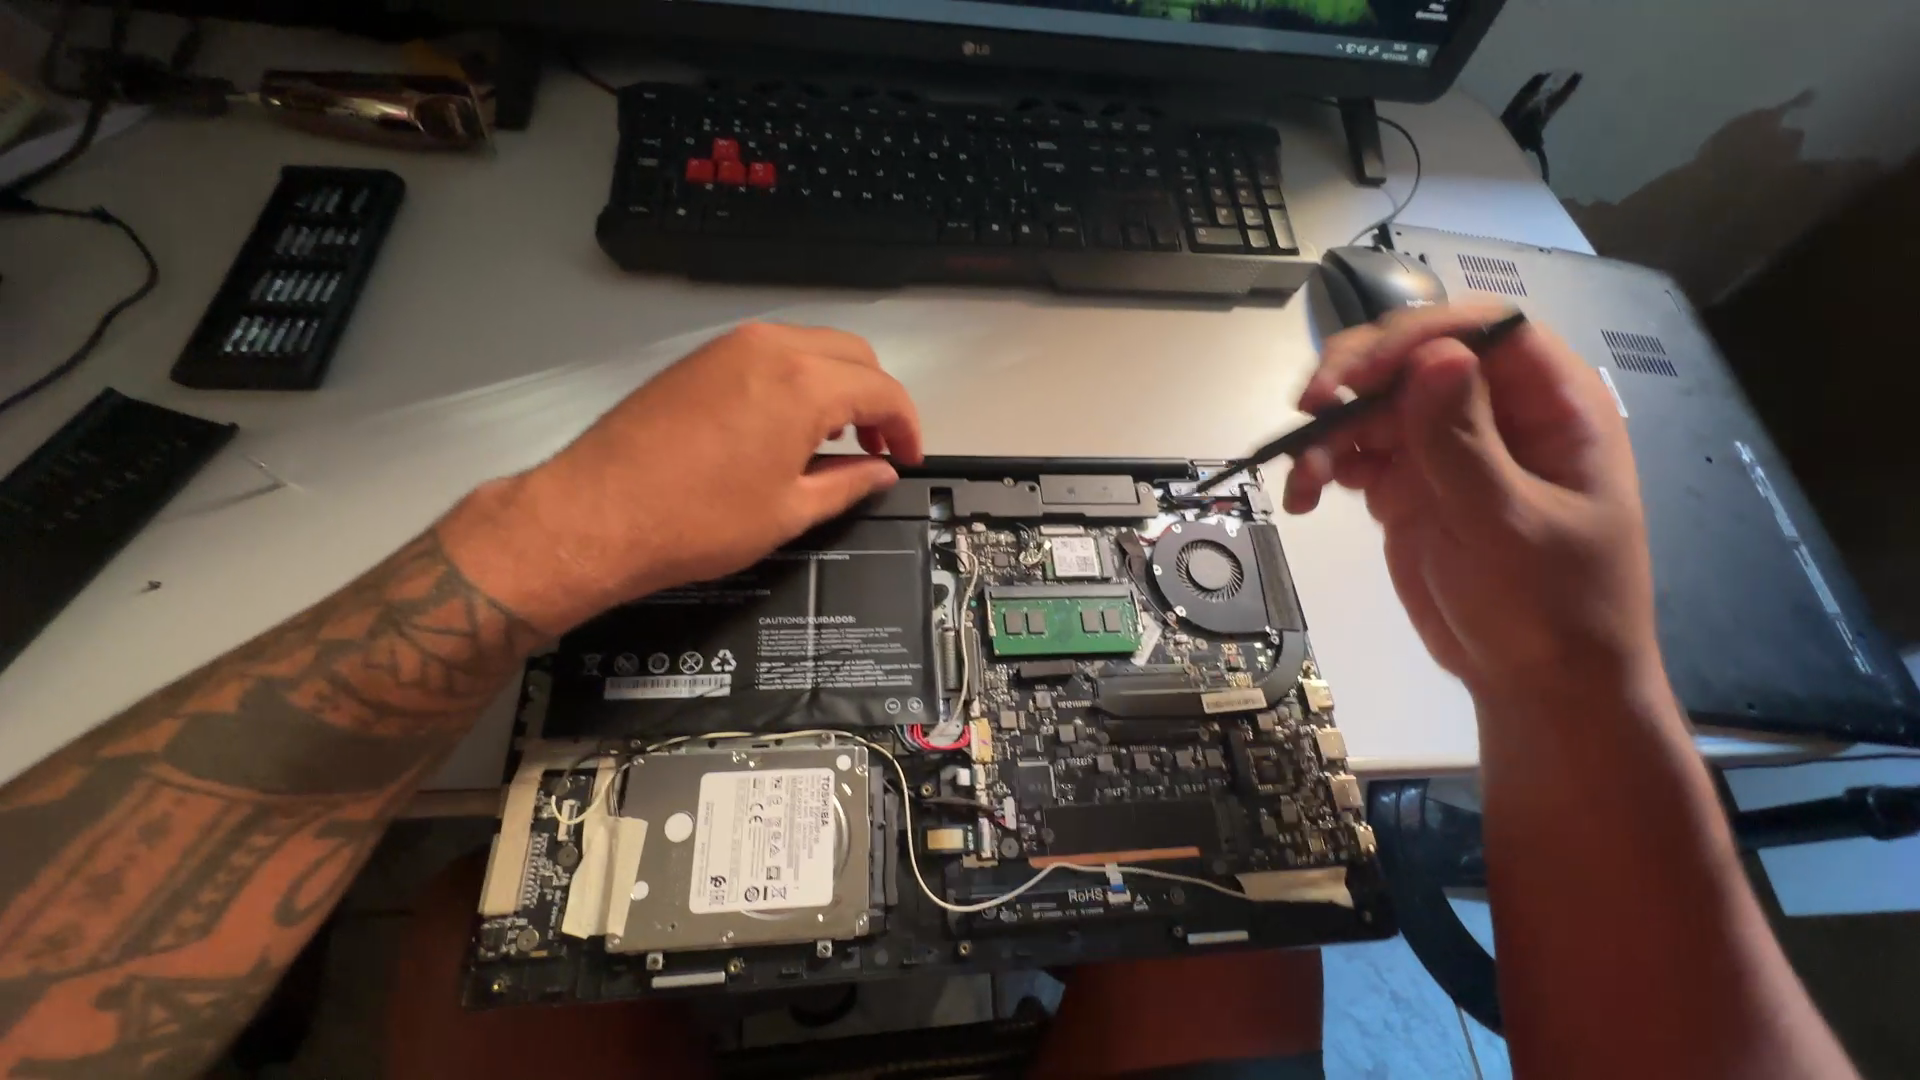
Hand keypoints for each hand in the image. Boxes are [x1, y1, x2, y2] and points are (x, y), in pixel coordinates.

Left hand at [441, 323, 922, 632]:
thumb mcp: (790, 511)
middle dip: (878, 399)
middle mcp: (771, 347)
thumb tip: (883, 472)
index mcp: (804, 384)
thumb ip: (849, 483)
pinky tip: (787, 425)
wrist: (595, 515)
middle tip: (877, 449)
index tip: (908, 459)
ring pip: (813, 347)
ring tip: (835, 439)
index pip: (884, 390)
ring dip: (839, 385)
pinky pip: (772, 353)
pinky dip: (799, 379)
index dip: (907, 427)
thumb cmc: (699, 521)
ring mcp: (731, 347)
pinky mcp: (701, 358)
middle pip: (854, 355)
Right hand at [1282, 304, 1661, 699]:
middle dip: (1354, 379)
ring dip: (1326, 436)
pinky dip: (1322, 470)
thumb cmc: (1550, 606)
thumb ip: (1465, 441)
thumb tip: (1433, 356)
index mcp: (1549, 406)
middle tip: (1307, 409)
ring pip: (1371, 408)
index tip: (1359, 377)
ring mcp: (1445, 450)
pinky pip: (1353, 456)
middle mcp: (1494, 414)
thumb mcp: (1509, 523)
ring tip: (1305, 481)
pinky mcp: (1406, 487)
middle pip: (1412, 360)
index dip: (1416, 337)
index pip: (1483, 332)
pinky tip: (1307, 499)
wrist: (1532, 682)